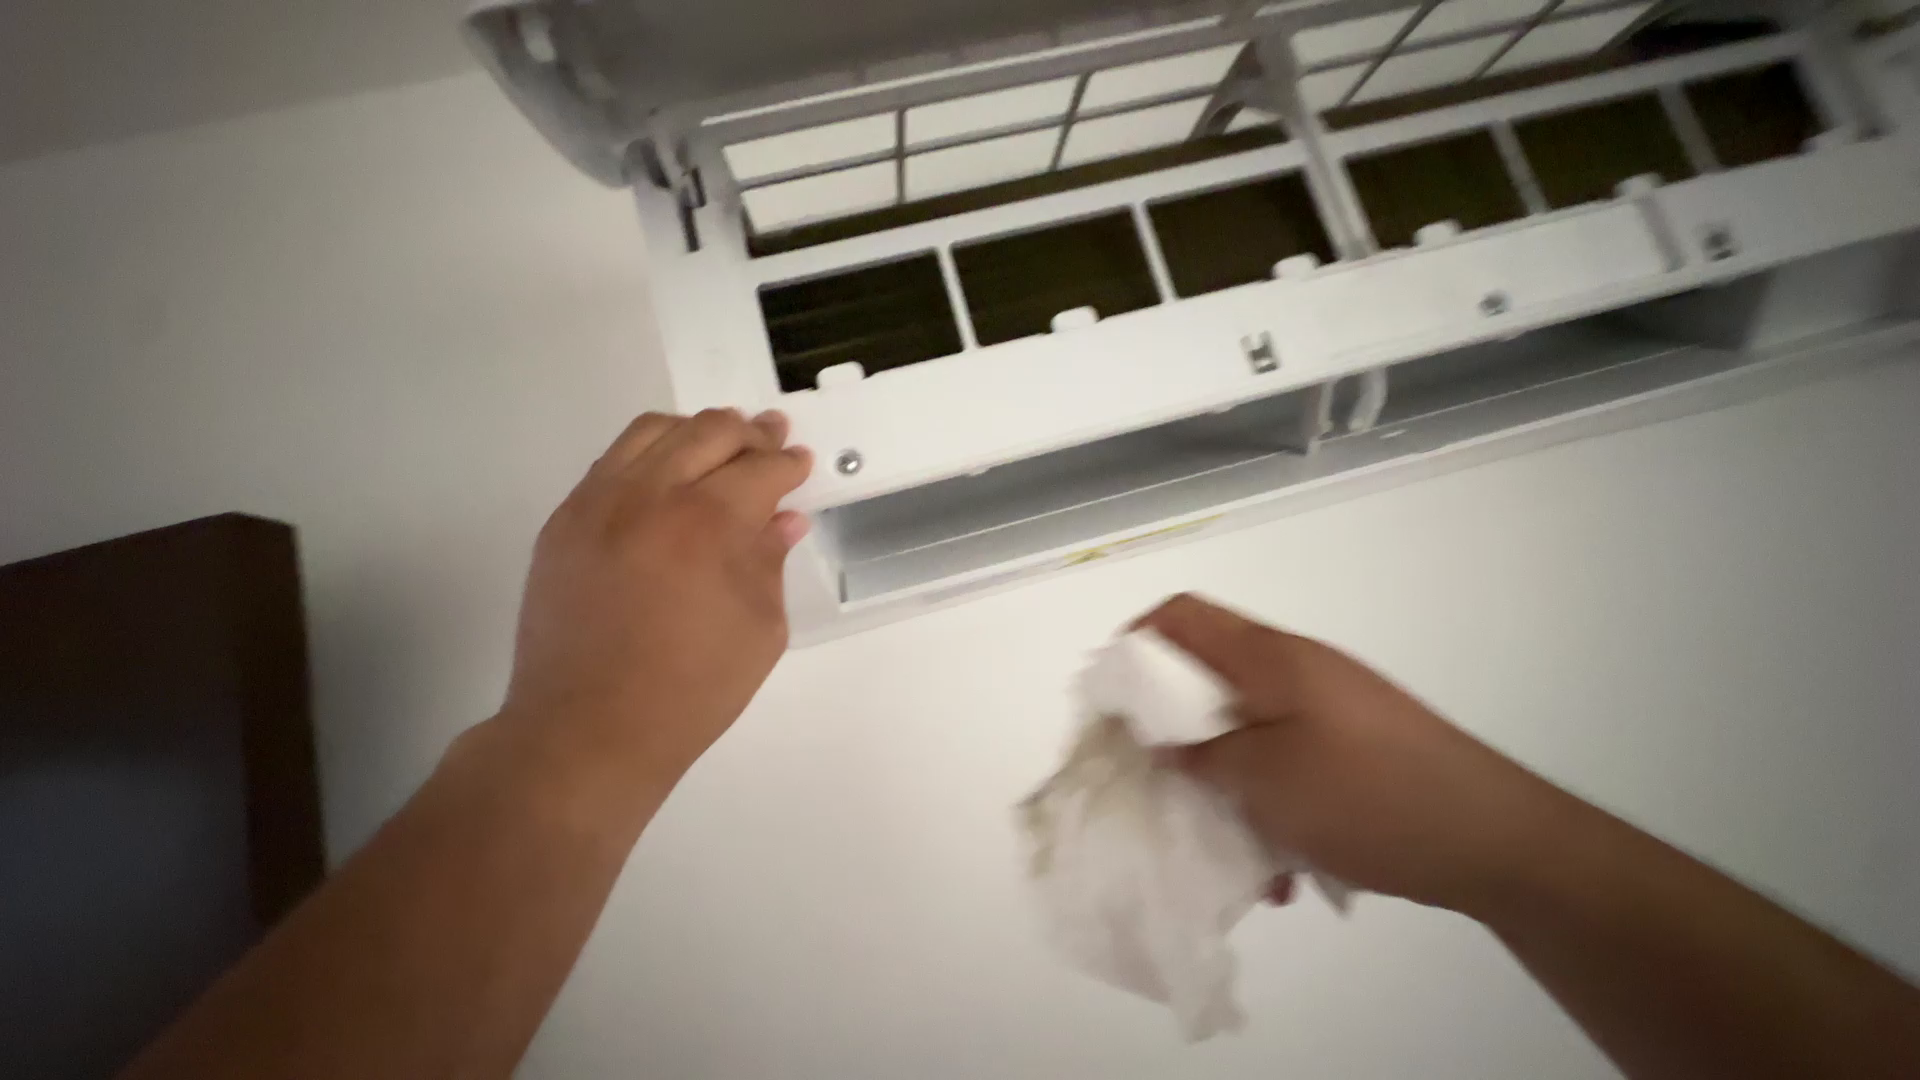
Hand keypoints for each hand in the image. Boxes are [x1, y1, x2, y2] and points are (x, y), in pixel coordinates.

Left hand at [501, 409, 811, 776]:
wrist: (586, 731)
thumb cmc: (691, 691)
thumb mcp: (759, 630)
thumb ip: (770, 561)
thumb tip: (783, 519)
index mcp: (708, 524)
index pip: (761, 469)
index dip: (789, 463)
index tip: (802, 463)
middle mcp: (649, 496)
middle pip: (709, 431)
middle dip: (751, 432)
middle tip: (772, 438)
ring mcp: (596, 503)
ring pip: (652, 431)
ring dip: (696, 430)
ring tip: (720, 446)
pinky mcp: (563, 522)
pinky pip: (611, 463)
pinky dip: (649, 456)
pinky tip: (666, 479)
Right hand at [1141, 594, 1569, 913]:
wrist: (1498, 841)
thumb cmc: (1367, 795)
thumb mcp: (1261, 781)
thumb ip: (1199, 758)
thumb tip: (1162, 745)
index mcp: (1268, 658)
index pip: (1180, 615)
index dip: (1135, 642)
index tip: (1112, 696)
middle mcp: (1296, 669)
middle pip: (1209, 675)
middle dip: (1174, 727)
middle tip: (1158, 775)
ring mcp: (1330, 706)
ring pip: (1247, 727)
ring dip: (1226, 778)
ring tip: (1229, 840)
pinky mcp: (1356, 744)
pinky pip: (1288, 759)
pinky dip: (1271, 799)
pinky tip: (1286, 864)